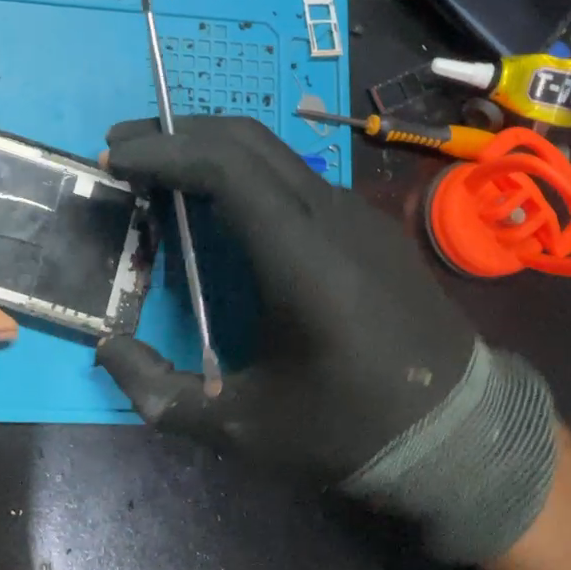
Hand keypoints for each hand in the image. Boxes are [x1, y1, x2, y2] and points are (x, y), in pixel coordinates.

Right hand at [95, 116, 555, 562]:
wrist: (464, 437)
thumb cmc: (350, 431)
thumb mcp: (242, 430)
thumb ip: (160, 393)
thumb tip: (107, 348)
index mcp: (302, 259)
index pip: (226, 167)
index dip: (163, 152)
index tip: (114, 160)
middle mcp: (331, 217)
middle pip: (244, 139)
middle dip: (174, 132)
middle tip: (119, 148)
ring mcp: (355, 215)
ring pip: (271, 151)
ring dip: (206, 147)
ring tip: (156, 168)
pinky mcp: (367, 225)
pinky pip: (292, 175)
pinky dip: (238, 169)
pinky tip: (214, 203)